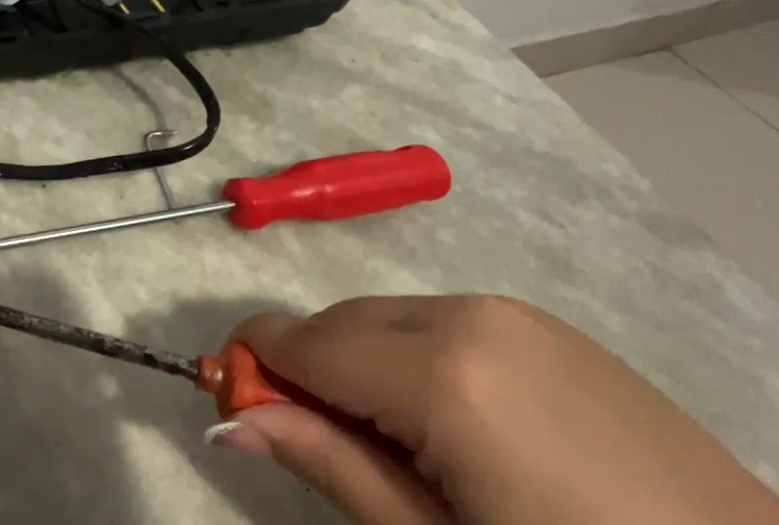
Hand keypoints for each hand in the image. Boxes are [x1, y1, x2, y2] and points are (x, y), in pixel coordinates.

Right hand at [208, 295, 778, 524]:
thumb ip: (325, 465)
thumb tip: (227, 419)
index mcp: (439, 370)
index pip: (298, 339)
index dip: (253, 367)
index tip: (236, 406)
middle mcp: (468, 315)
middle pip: (337, 320)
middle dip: (309, 368)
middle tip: (322, 445)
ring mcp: (517, 314)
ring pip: (386, 317)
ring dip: (360, 362)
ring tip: (399, 444)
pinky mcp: (552, 327)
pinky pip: (442, 323)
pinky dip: (413, 356)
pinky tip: (454, 423)